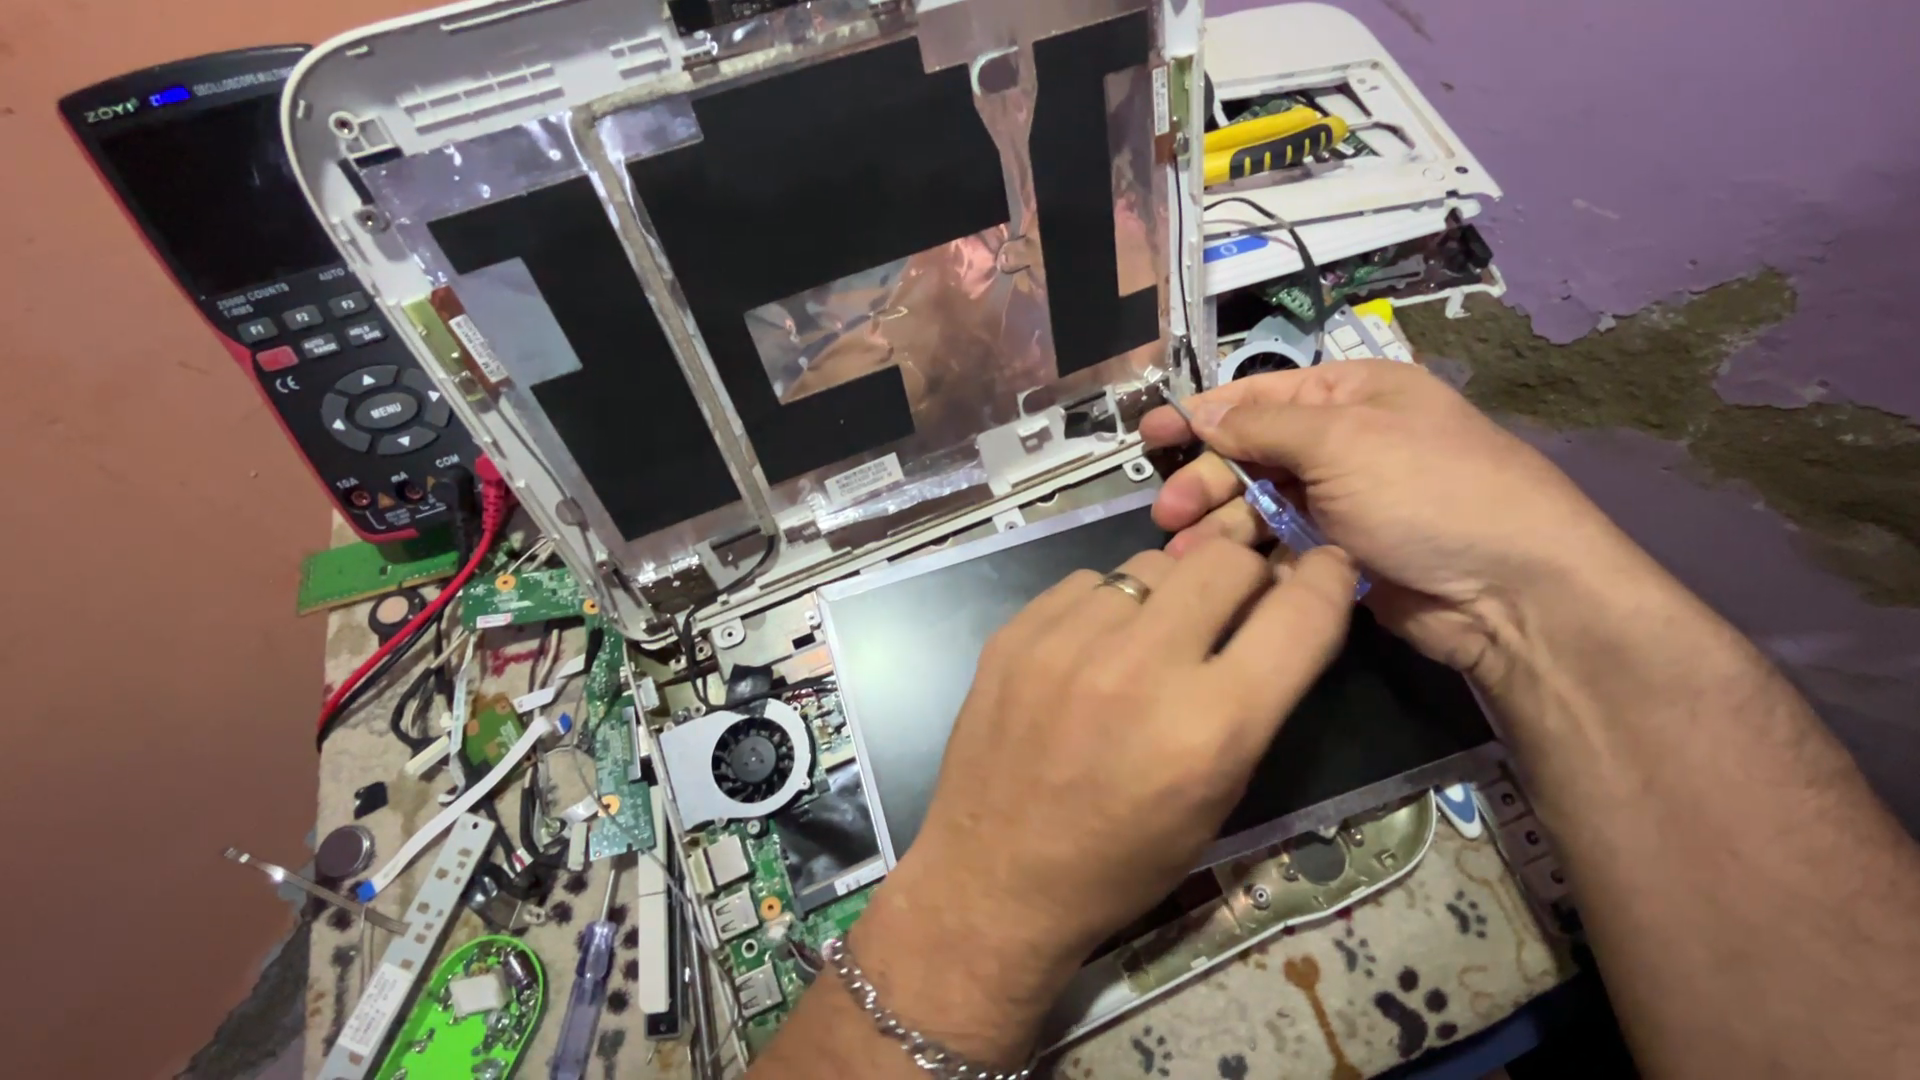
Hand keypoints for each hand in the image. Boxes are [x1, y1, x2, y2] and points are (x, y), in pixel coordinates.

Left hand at [850, 541, 1358, 1061]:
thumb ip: (1253, 701)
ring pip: (1151, 563)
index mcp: (1211, 727)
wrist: (996, 876)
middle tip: (1233, 604)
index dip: (1329, 581)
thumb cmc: (1121, 860)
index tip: (1326, 569)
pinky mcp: (1015, 632)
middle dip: (1246, 575)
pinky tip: (1091, 647)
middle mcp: (1142, 667)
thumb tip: (1271, 613)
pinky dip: (1106, 604)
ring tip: (1151, 635)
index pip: (1300, 615)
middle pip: (1224, 562)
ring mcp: (1069, 642)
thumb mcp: (1216, 798)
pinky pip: (1087, 582)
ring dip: (1169, 591)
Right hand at [1142, 360, 1626, 678]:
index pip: (1257, 396)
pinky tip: (1217, 574)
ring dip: (1218, 525)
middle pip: (1250, 454)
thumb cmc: (1427, 491)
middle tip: (1168, 512)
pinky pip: (1277, 546)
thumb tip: (1204, 413)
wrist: (1510, 590)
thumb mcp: (1342, 440)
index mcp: (1350, 394)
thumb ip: (1263, 427)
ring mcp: (1340, 501)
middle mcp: (1342, 443)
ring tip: (1182, 554)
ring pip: (1257, 505)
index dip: (1201, 413)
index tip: (1148, 432)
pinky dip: (1246, 558)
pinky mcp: (1337, 553)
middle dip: (1206, 481)